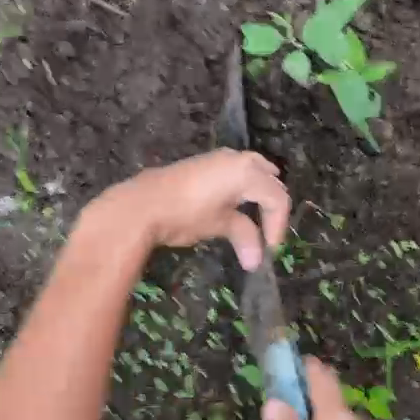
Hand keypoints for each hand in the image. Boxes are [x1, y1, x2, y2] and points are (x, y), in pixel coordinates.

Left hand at [88, 150, 289, 269]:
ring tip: (258, 216)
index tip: (271, 250)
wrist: (141, 204)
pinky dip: (244, 186)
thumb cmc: (185, 214)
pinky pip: (237, 170)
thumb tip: (256, 261)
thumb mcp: (219, 225)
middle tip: (268, 232)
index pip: (277, 198)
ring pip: (254, 170)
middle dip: (272, 207)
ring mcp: (220, 158)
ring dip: (260, 193)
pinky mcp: (204, 163)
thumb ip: (244, 237)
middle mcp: (238, 159)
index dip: (278, 225)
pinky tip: (235, 203)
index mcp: (247, 172)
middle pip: (269, 180)